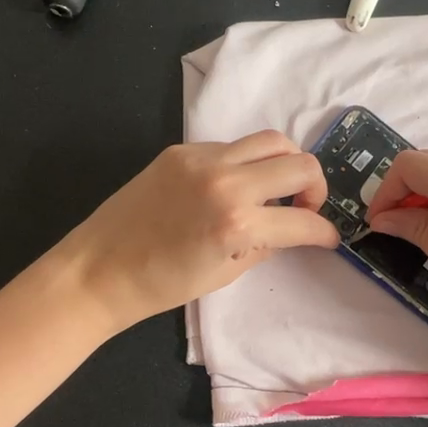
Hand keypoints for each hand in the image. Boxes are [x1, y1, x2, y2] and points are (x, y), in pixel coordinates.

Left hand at [53, 131, 338, 330]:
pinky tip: (231, 187)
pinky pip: (230, 146)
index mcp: (238, 223)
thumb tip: (286, 229)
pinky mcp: (180, 150)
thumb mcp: (225, 273)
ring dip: (284, 164)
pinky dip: (244, 163)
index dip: (323, 232)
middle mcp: (226, 181)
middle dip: (315, 187)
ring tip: (274, 190)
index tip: (327, 237)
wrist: (100, 269)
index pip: (302, 220)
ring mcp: (202, 160)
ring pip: (269, 141)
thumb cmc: (161, 285)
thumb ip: (263, 245)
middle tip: (305, 207)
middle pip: (299, 163)